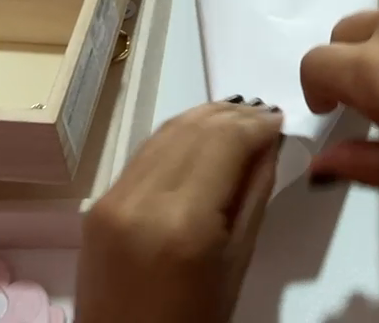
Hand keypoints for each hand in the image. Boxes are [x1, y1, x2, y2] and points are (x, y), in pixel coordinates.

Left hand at [77, 99, 282, 322]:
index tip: (279, 119)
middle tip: (265, 115)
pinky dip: (179, 135)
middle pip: (196, 129)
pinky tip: (201, 136)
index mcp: (184, 223)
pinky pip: (146, 152)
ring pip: (168, 131)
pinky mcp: (99, 202)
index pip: (225, 142)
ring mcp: (113, 197)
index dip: (256, 124)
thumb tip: (268, 143)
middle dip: (235, 115)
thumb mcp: (237, 264)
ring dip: (207, 117)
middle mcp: (143, 199)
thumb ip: (254, 194)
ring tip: (239, 117)